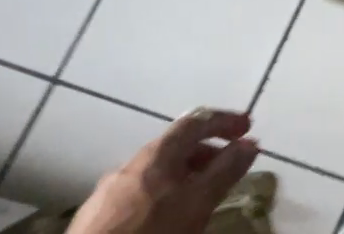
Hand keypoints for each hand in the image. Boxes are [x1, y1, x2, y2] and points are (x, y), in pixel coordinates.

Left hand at [67, 110, 259, 233]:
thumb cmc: (151, 231)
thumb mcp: (198, 202)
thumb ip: (226, 170)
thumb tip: (249, 143)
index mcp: (156, 153)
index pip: (195, 121)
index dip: (225, 120)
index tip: (248, 128)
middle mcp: (130, 164)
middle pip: (175, 146)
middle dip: (207, 151)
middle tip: (227, 166)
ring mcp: (107, 192)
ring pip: (156, 172)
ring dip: (184, 175)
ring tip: (199, 195)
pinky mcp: (94, 219)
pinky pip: (138, 193)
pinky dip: (162, 194)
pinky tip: (164, 217)